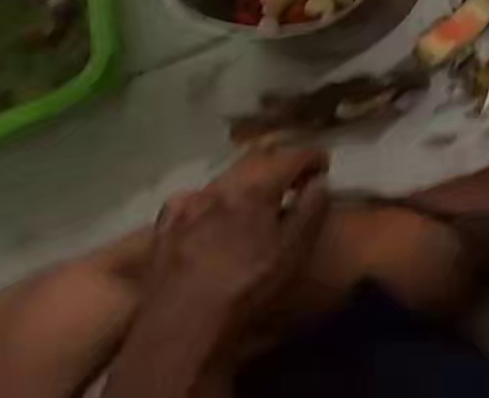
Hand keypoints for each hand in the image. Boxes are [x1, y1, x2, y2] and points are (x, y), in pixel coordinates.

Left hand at [144, 142, 330, 325]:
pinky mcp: (163, 227)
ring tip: (255, 195)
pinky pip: (188, 199)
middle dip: (280, 161)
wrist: (179, 331)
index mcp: (256, 188)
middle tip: (296, 176)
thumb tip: (321, 181)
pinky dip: (206, 199)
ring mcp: (188, 204)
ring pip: (223, 175)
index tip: (325, 165)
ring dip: (246, 177)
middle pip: (257, 157)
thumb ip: (310, 210)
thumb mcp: (291, 251)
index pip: (292, 156)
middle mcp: (222, 186)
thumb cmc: (245, 288)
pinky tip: (207, 213)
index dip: (313, 156)